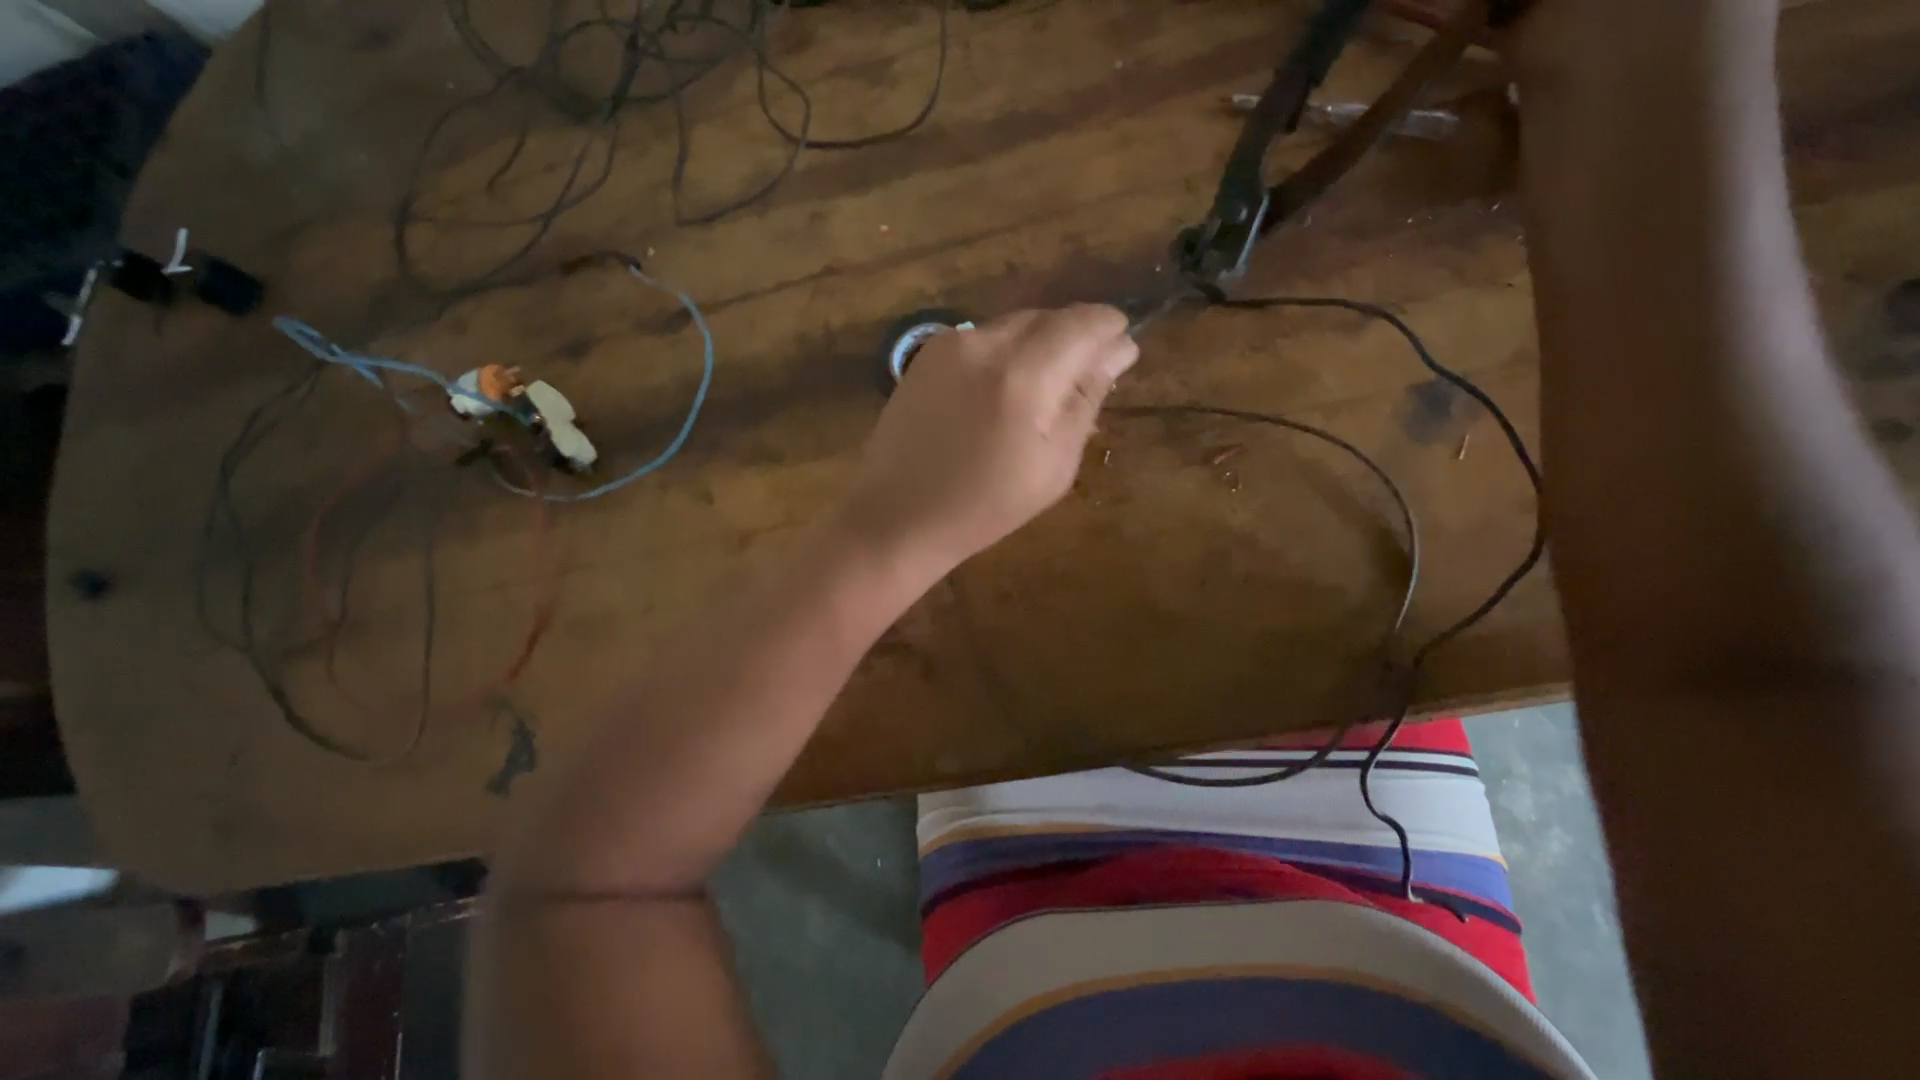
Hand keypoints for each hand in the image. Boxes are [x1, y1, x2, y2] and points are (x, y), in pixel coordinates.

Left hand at [835, 305, 1139, 575]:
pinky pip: (984, 339)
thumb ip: (1086, 398)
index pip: (1083, 322)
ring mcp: (950, 344)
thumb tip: (1118, 349)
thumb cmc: (985, 506)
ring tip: (1043, 393)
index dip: (1110, 328)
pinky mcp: (926, 353)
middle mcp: (985, 343)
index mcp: (1024, 375)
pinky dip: (1005, 354)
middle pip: (1048, 317)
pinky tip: (1002, 395)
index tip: (1122, 349)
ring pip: (1015, 325)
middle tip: (1087, 379)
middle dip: (1075, 337)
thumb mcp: (1054, 464)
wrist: (897, 515)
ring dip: (1040, 345)